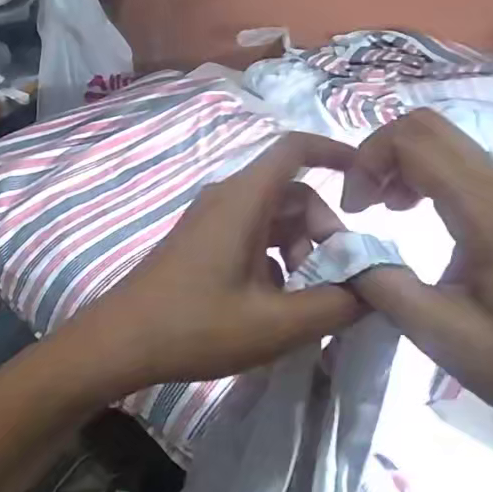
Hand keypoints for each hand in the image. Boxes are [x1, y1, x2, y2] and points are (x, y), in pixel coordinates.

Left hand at [53, 132, 363, 400]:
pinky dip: (275, 259)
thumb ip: (334, 306)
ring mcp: (211, 219)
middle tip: (332, 279)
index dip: (335, 153)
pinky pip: (252, 234)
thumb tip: (373, 291)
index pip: (295, 149)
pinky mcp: (201, 241)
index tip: (365, 179)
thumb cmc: (196, 326)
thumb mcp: (276, 324)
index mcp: (244, 199)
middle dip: (322, 230)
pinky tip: (274, 304)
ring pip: (274, 218)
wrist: (119, 342)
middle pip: (292, 193)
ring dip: (300, 250)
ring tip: (303, 299)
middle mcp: (227, 198)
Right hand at [339, 111, 492, 460]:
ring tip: (380, 208)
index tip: (352, 210)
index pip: (413, 140)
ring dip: (400, 163)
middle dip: (379, 154)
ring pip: (445, 141)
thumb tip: (336, 247)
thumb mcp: (443, 335)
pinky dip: (423, 175)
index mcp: (491, 212)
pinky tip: (413, 215)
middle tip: (361, 204)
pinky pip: (461, 166)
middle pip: (427, 126)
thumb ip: (381, 282)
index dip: (367, 162)